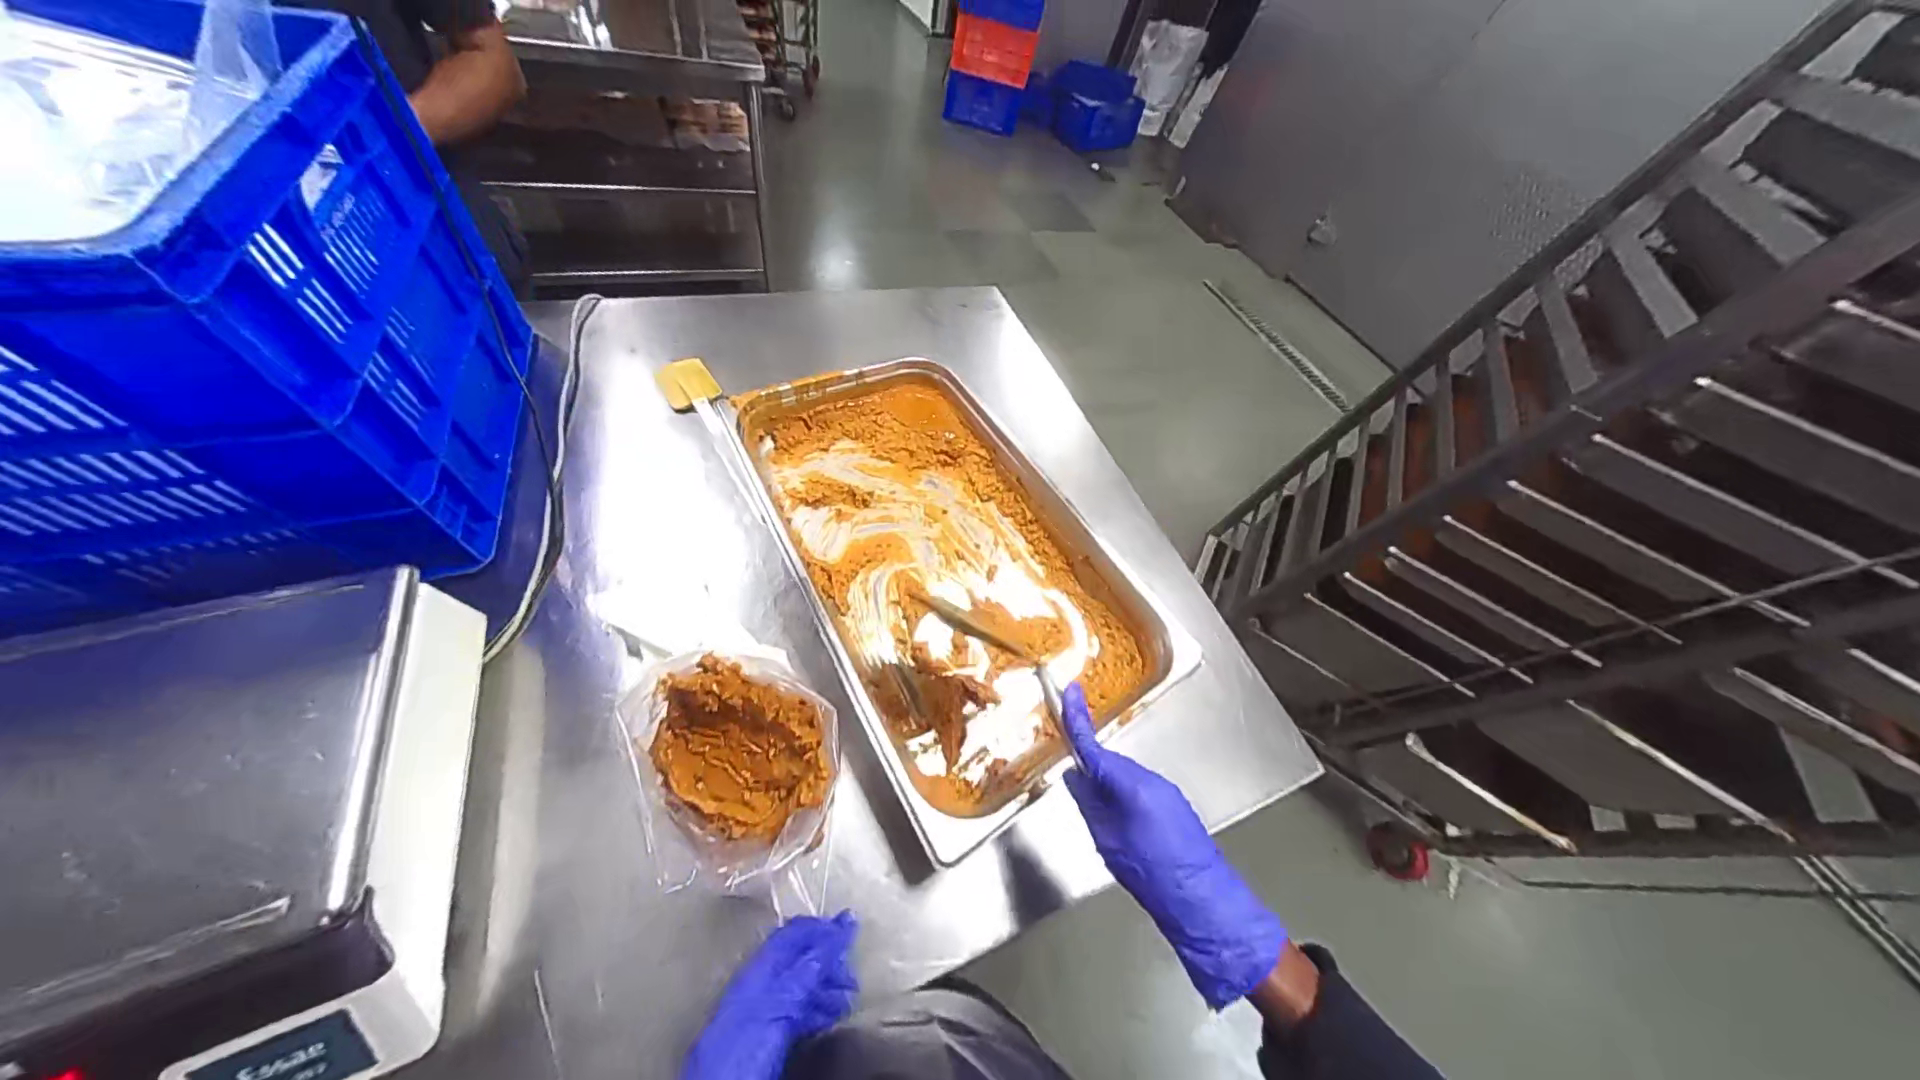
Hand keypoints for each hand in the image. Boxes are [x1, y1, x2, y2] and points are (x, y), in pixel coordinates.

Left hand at [681, 912, 859, 1079]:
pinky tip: (828, 1018)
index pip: (794, 934)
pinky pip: (793, 1012)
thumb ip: (808, 968)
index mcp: (759, 969)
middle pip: (797, 958)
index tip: (851, 925)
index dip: (823, 928)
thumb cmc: (747, 1048)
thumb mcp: (782, 1001)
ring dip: (824, 986)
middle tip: (852, 972)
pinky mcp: (760, 1038)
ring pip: (797, 986)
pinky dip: (815, 1010)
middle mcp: (756, 983)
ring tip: (847, 998)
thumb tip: (838, 930)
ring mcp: (757, 1011)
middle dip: (828, 959)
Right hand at [1059, 684, 1287, 1009]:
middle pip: (1109, 763)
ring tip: (1100, 821)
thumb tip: (1075, 777)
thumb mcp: (1108, 840)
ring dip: (1107, 788)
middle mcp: (1151, 780)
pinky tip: (1121, 825)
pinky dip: (1123, 798)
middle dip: (1090, 769)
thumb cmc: (1153, 874)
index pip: (1095, 746)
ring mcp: (1165, 792)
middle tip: (1073, 784)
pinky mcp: (1173, 807)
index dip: (1078, 718)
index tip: (1071, 691)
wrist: (1204, 903)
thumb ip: (1089, 803)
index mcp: (1131, 784)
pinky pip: (1138, 792)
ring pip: (1124, 779)